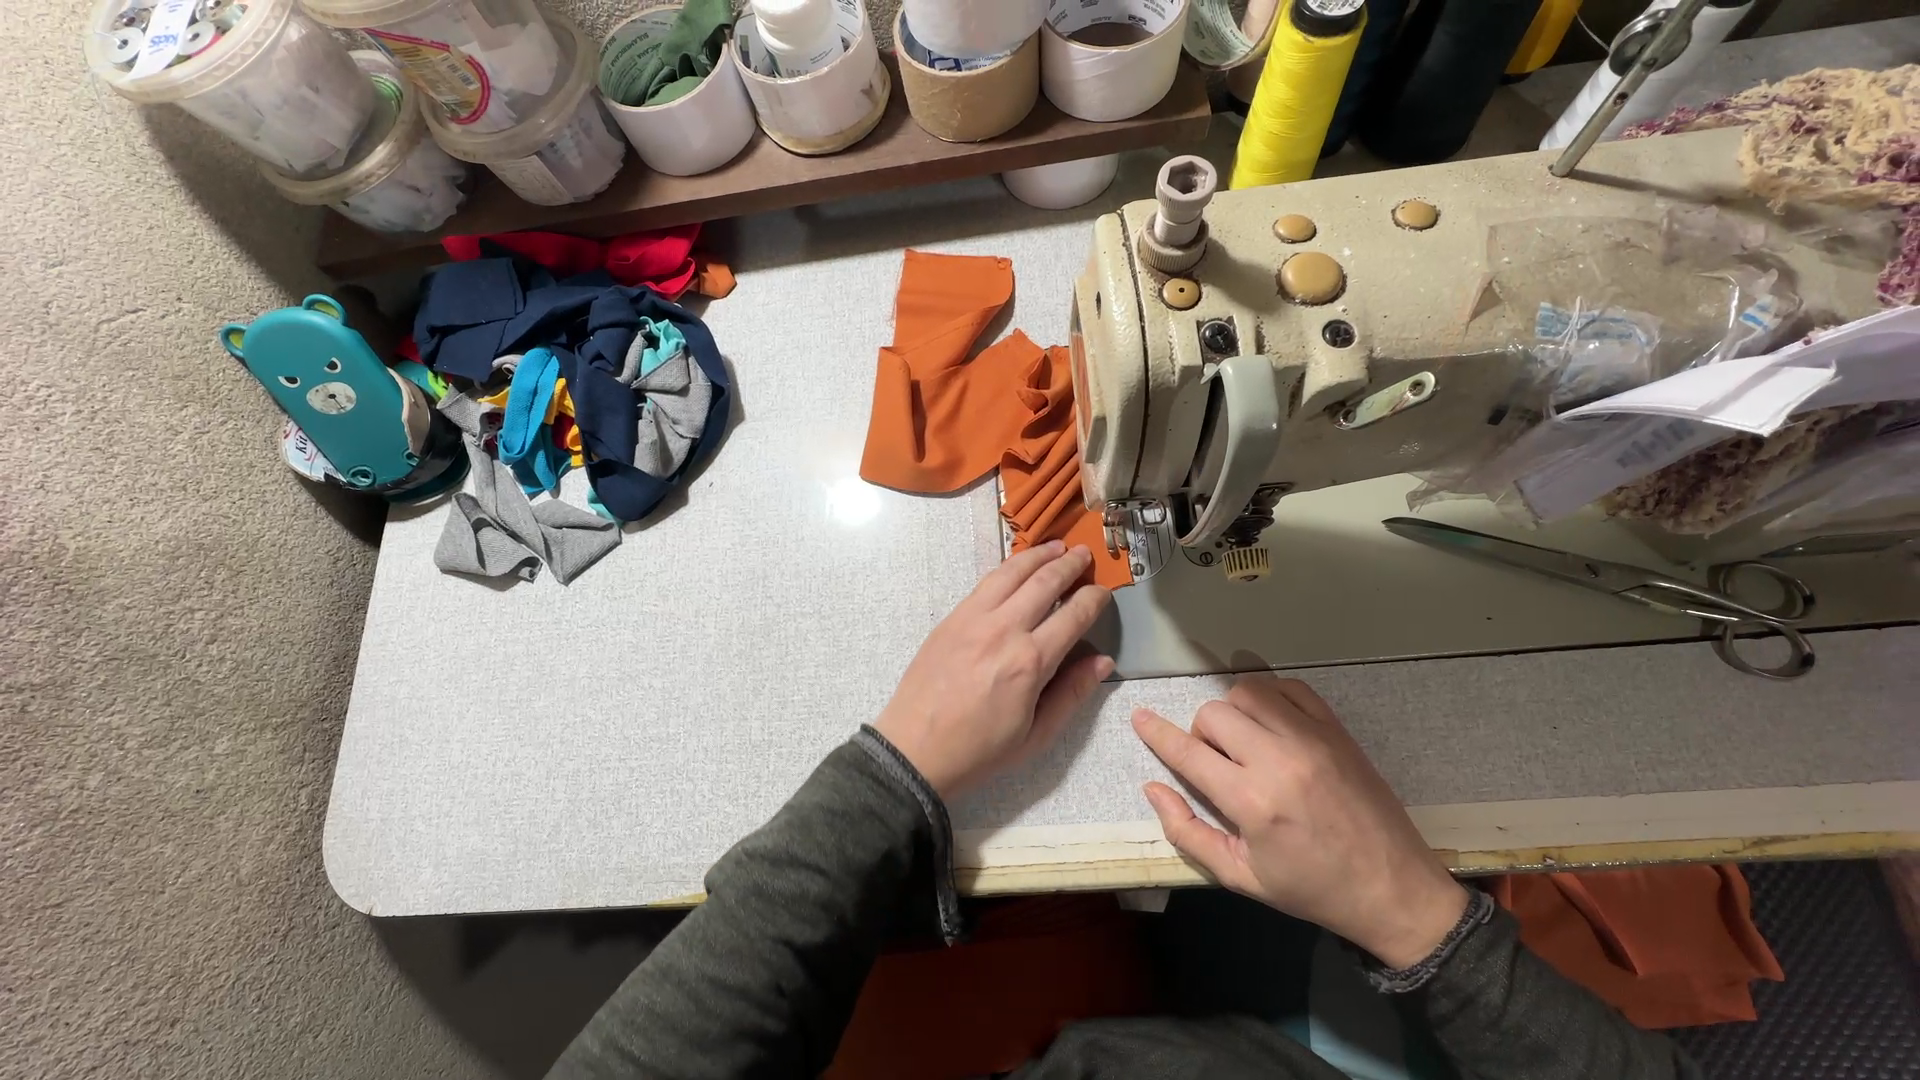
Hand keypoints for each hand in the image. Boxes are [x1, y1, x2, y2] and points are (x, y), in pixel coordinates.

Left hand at [875, 542, 1112, 798]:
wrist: (915, 749)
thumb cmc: (980, 750)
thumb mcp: (1036, 736)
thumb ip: (1072, 694)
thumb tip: (1102, 660)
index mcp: (1030, 662)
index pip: (1074, 615)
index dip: (1094, 599)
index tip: (1105, 591)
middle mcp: (1004, 630)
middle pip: (1044, 583)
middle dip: (1069, 565)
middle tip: (1084, 554)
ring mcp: (973, 619)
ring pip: (1011, 573)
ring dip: (1037, 556)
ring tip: (1056, 547)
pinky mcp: (951, 619)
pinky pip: (985, 583)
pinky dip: (1007, 568)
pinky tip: (1017, 567)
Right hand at [1132, 676, 1468, 968]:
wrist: (1394, 889)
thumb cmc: (1311, 888)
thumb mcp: (1241, 876)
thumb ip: (1188, 832)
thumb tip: (1153, 789)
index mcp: (1252, 801)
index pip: (1188, 753)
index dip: (1156, 733)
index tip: (1139, 717)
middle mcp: (1278, 759)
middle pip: (1213, 714)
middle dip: (1201, 734)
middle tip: (1216, 763)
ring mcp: (1312, 739)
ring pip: (1248, 692)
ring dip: (1233, 711)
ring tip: (1244, 741)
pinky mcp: (1336, 730)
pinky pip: (1290, 687)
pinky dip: (1270, 696)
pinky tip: (1271, 722)